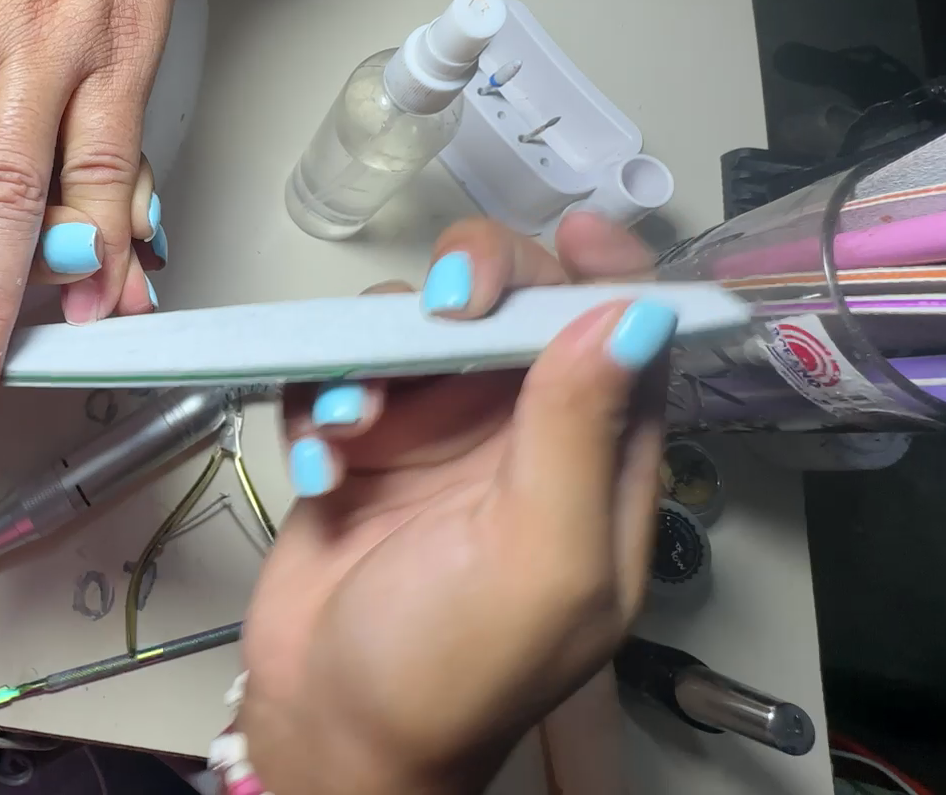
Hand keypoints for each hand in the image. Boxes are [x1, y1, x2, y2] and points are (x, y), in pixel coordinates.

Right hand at [239, 214, 668, 794]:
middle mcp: (508, 427)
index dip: (610, 272)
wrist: (327, 713)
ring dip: (369, 359)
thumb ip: (577, 435)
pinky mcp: (349, 436)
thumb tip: (630, 311)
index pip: (622, 334)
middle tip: (437, 305)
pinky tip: (316, 465)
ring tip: (347, 428)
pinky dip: (317, 402)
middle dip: (470, 285)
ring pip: (402, 326)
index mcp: (587, 457)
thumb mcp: (538, 559)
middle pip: (504, 304)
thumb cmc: (451, 659)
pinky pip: (332, 372)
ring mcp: (422, 429)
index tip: (574, 232)